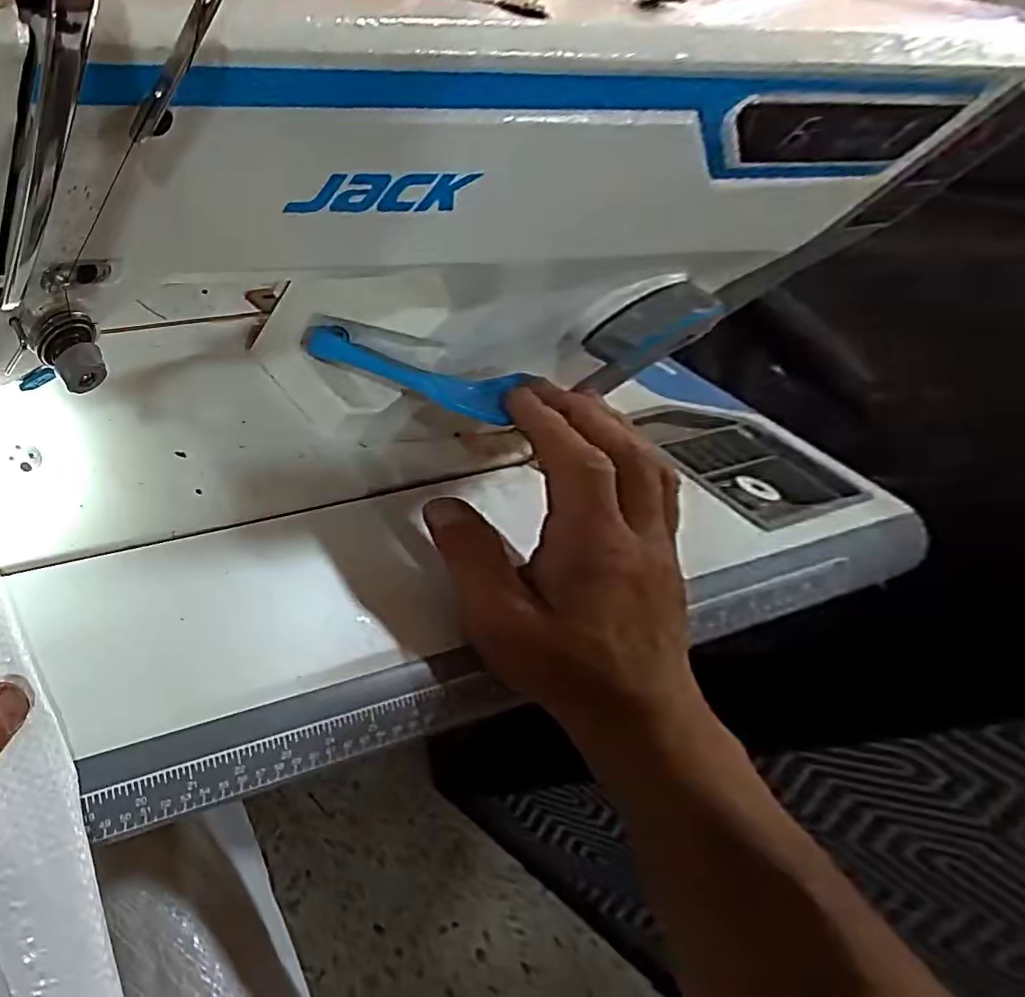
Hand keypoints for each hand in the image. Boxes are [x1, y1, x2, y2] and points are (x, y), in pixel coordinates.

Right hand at [423, 383, 697, 737]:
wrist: (640, 716)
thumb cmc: (562, 668)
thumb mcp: (498, 619)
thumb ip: (470, 558)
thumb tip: (442, 506)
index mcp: (594, 542)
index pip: (578, 462)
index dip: (547, 421)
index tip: (513, 395)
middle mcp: (636, 533)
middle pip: (624, 452)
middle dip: (582, 411)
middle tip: (539, 389)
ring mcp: (659, 546)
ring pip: (652, 466)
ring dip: (613, 427)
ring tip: (575, 407)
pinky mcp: (664, 559)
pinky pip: (658, 486)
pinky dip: (632, 454)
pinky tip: (611, 456)